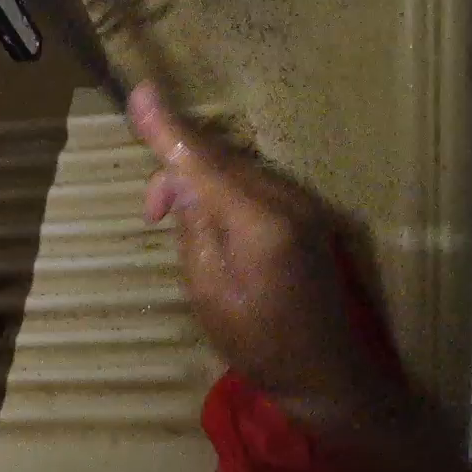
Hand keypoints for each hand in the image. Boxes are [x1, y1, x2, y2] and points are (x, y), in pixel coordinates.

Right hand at [126, 82, 395, 430]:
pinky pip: (250, 182)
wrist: (331, 380)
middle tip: (151, 214)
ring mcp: (303, 205)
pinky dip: (220, 190)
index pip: (201, 162)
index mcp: (259, 224)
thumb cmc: (258, 344)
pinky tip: (209, 220)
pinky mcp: (307, 213)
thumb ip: (193, 225)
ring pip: (233, 168)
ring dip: (196, 181)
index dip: (167, 128)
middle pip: (216, 159)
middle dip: (175, 170)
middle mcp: (288, 201)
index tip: (140, 92)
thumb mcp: (207, 290)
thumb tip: (178, 178)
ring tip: (173, 221)